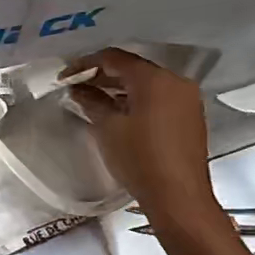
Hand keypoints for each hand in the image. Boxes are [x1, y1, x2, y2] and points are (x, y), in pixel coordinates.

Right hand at [65, 49, 249, 254]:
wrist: (178, 196)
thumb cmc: (138, 159)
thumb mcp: (107, 128)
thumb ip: (91, 102)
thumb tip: (78, 89)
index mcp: (154, 79)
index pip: (115, 58)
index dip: (86, 63)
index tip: (64, 76)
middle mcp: (175, 81)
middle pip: (133, 68)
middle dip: (102, 75)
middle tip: (76, 86)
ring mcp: (186, 98)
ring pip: (147, 83)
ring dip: (119, 88)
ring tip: (92, 99)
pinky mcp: (190, 116)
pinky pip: (159, 97)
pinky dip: (136, 99)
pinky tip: (118, 112)